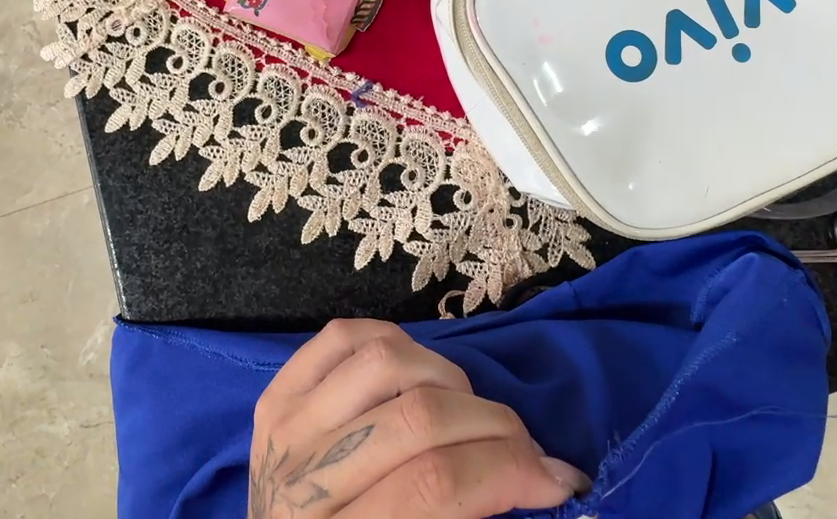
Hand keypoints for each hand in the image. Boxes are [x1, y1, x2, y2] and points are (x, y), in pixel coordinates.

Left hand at [247, 319, 589, 518]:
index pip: (434, 485)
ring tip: (468, 409)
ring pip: (385, 362)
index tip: (560, 479)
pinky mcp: (276, 392)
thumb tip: (548, 475)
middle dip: (492, 425)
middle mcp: (302, 479)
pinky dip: (393, 340)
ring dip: (446, 378)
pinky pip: (342, 336)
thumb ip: (465, 515)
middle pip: (417, 419)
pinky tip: (418, 370)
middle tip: (526, 446)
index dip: (508, 471)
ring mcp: (283, 426)